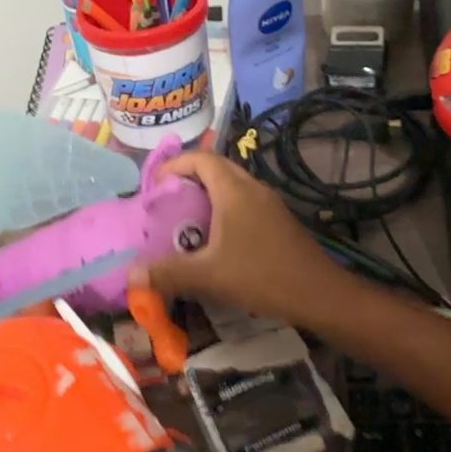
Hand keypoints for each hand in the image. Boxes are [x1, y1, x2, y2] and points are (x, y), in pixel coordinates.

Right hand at [127, 151, 338, 324]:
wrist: (318, 293)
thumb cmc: (261, 276)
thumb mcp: (209, 276)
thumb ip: (168, 272)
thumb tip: (131, 272)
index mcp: (234, 191)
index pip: (201, 158)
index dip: (174, 164)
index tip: (154, 187)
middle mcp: (252, 188)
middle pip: (216, 167)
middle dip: (188, 178)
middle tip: (166, 202)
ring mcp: (269, 202)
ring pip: (232, 184)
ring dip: (207, 194)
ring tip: (184, 219)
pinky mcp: (278, 219)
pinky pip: (244, 200)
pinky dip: (224, 208)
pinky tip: (215, 238)